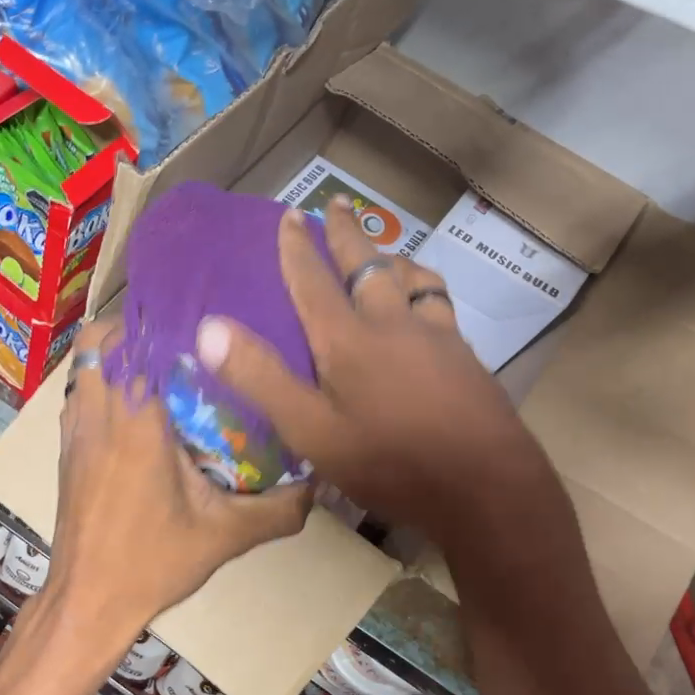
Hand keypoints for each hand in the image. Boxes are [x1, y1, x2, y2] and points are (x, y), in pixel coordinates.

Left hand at [46, 319, 311, 642]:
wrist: (90, 599)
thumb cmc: (153, 562)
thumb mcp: (227, 535)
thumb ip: (280, 508)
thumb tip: (320, 482)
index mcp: (138, 420)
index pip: (140, 343)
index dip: (164, 319)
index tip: (199, 315)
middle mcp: (99, 413)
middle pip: (100, 341)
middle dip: (134, 328)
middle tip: (177, 337)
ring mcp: (75, 432)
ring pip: (83, 367)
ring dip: (112, 355)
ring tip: (155, 364)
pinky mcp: (65, 451)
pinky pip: (76, 396)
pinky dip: (98, 384)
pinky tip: (132, 408)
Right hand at [196, 202, 550, 539]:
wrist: (486, 489)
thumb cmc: (387, 461)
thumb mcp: (309, 428)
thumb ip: (259, 377)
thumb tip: (208, 328)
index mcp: (348, 339)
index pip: (314, 281)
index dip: (298, 247)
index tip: (290, 215)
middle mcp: (393, 324)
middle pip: (368, 266)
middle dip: (348, 234)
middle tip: (338, 205)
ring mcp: (436, 339)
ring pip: (414, 280)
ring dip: (393, 258)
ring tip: (385, 253)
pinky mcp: (465, 359)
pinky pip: (439, 306)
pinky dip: (423, 290)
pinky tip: (426, 309)